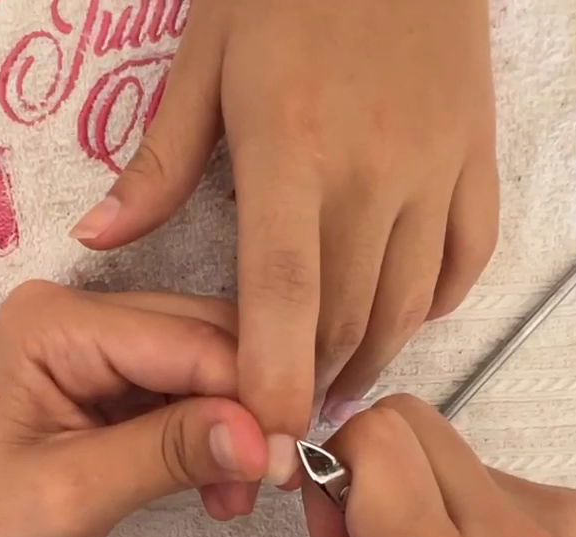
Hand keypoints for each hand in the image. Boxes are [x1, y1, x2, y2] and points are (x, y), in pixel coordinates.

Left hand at [0, 282, 268, 536]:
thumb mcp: (77, 493)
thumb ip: (169, 454)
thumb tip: (266, 439)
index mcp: (54, 323)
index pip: (182, 340)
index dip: (246, 395)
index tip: (289, 459)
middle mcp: (81, 315)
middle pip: (203, 340)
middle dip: (245, 411)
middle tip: (274, 480)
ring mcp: (100, 345)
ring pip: (206, 368)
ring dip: (235, 430)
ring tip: (237, 498)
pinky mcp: (116, 381)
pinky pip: (189, 395)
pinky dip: (214, 440)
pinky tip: (220, 487)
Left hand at [70, 0, 499, 461]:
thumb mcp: (204, 58)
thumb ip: (155, 165)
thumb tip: (97, 239)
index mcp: (292, 150)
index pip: (284, 290)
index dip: (277, 375)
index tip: (267, 437)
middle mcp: (372, 172)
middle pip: (345, 318)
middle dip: (313, 385)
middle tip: (282, 419)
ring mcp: (436, 169)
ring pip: (406, 307)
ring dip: (366, 360)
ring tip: (328, 385)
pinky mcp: (478, 161)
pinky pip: (465, 264)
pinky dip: (430, 309)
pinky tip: (394, 322)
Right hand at [294, 396, 575, 536]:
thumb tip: (334, 526)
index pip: (375, 443)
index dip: (335, 463)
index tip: (339, 526)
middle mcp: (496, 536)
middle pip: (406, 417)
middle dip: (365, 456)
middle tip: (371, 528)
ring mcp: (548, 514)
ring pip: (444, 446)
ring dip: (417, 488)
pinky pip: (486, 475)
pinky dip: (463, 506)